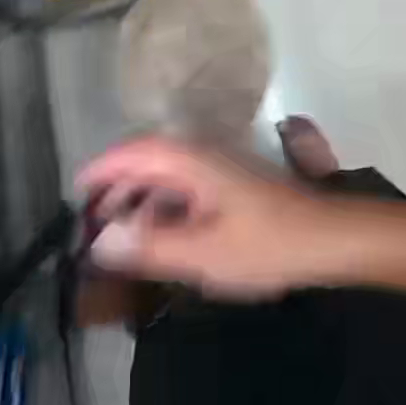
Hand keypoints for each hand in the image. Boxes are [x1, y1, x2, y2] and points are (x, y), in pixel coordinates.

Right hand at [75, 137, 352, 299]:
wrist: (326, 238)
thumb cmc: (265, 243)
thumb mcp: (202, 253)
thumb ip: (150, 245)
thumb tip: (102, 240)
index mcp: (193, 161)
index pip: (137, 151)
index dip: (104, 166)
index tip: (78, 188)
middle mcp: (204, 155)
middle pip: (149, 159)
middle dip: (118, 184)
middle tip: (92, 217)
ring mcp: (220, 168)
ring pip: (168, 173)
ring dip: (140, 196)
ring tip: (120, 230)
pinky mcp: (232, 185)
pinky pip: (185, 186)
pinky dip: (163, 204)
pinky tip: (161, 233)